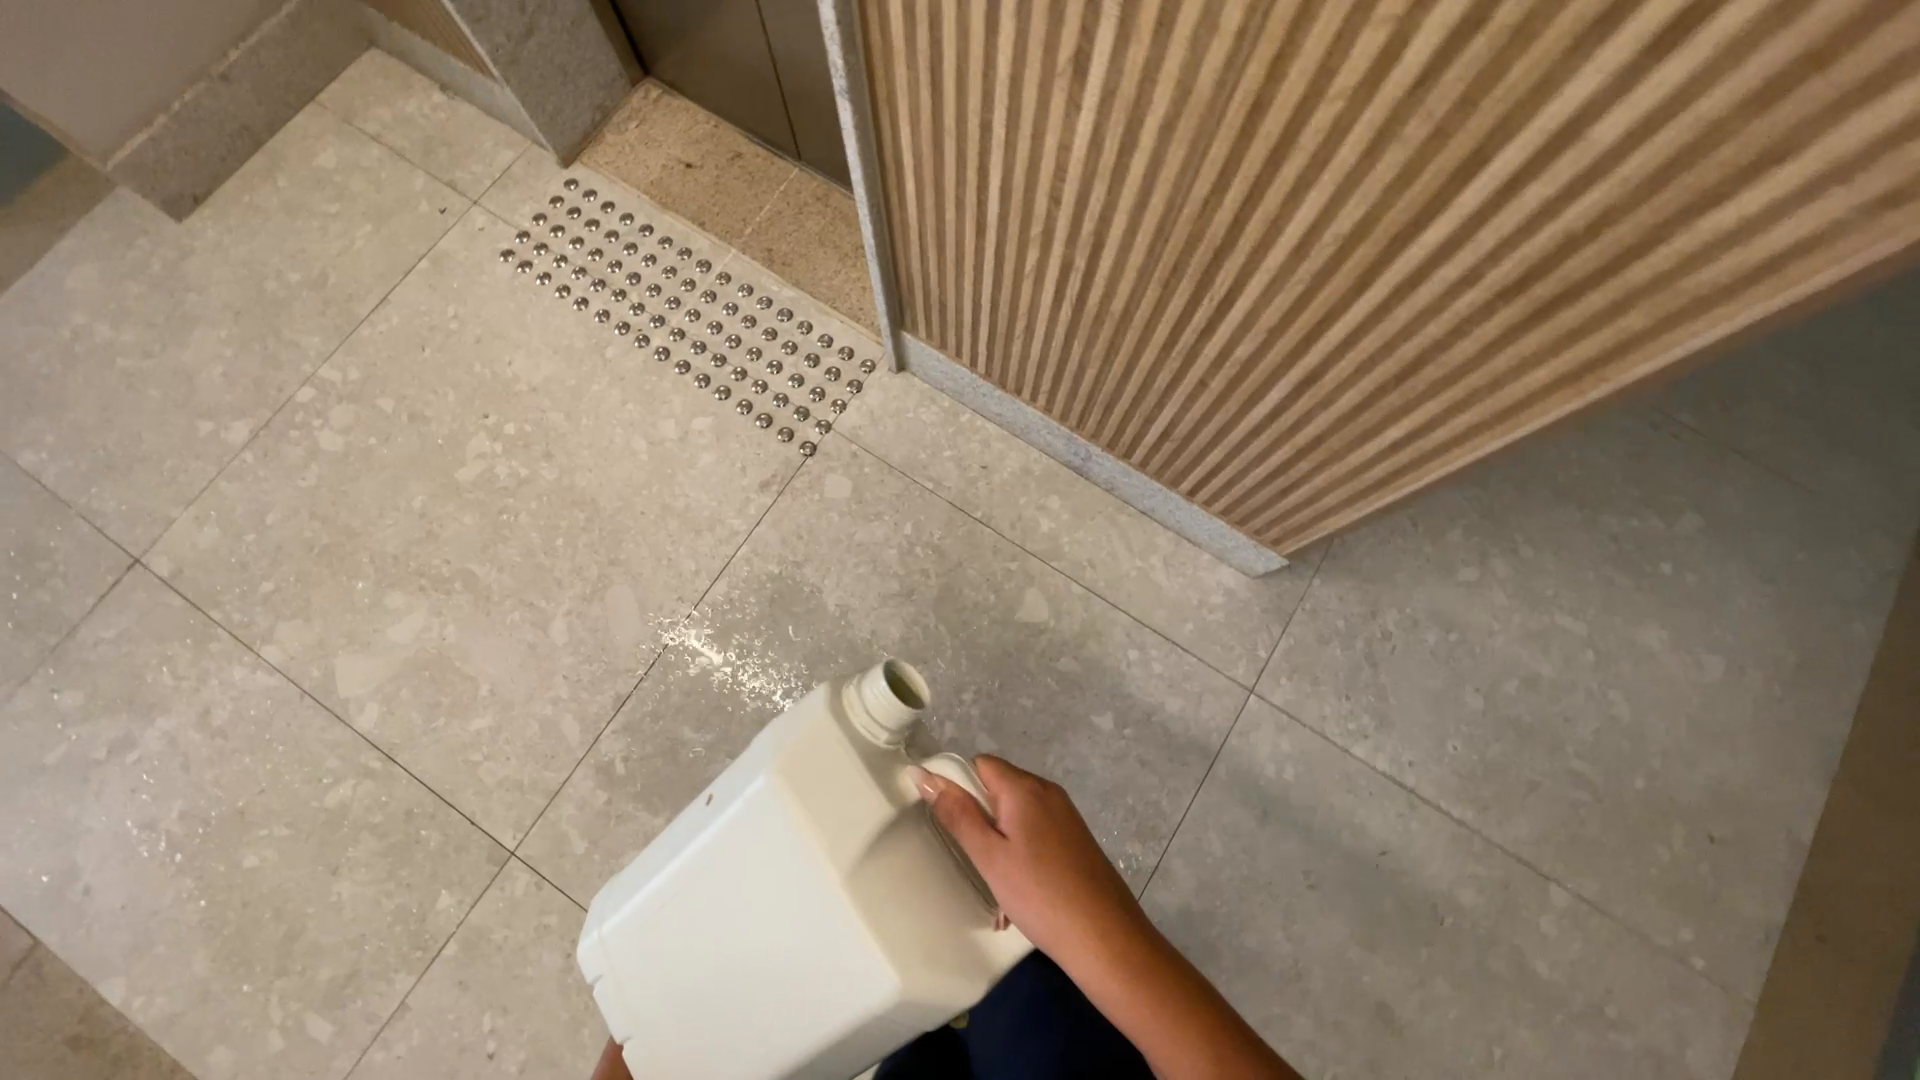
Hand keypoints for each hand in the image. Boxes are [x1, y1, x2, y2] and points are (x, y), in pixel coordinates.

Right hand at [911, 755, 1149, 965]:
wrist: (1105, 937)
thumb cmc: (1040, 895)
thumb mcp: (989, 856)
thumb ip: (957, 813)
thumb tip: (924, 773)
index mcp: (1025, 788)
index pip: (980, 764)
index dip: (960, 788)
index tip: (953, 826)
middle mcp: (1047, 791)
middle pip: (999, 787)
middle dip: (980, 818)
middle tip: (976, 860)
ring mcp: (1065, 814)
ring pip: (1017, 813)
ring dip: (1000, 839)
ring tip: (999, 882)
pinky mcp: (1075, 837)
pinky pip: (1036, 830)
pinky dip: (1021, 850)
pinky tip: (1022, 889)